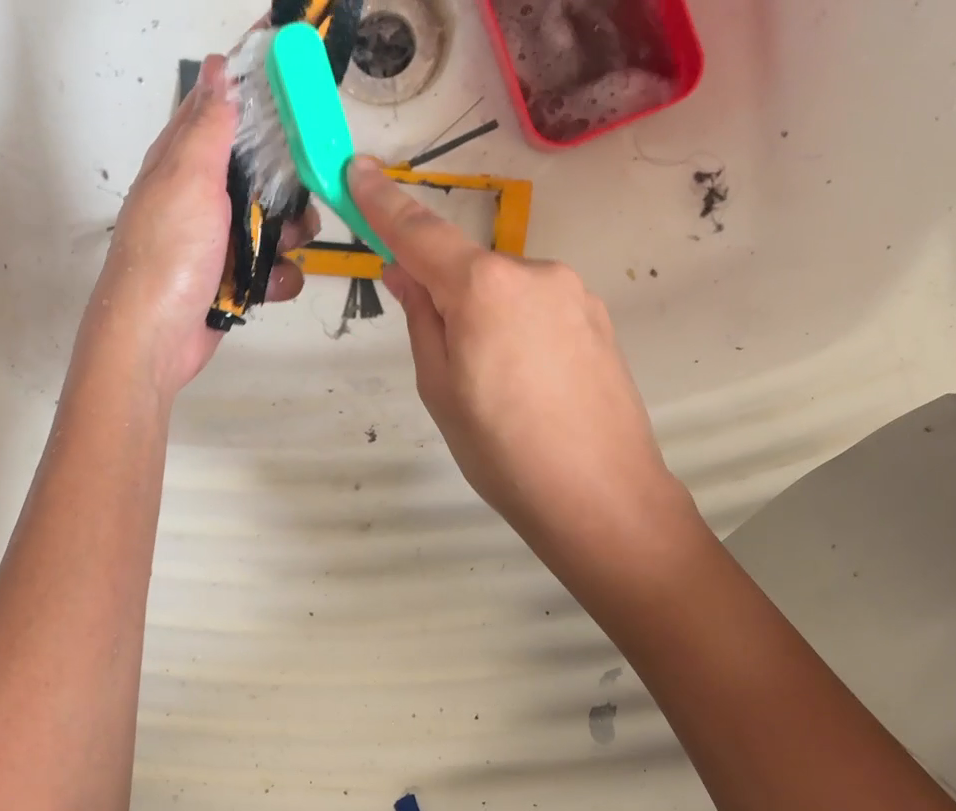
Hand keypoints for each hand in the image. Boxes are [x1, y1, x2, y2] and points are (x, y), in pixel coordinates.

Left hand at [78, 55, 316, 398]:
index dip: (257, 94)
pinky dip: (279, 277)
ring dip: (292, 234)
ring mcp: (216, 244)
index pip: (220, 110)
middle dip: (288, 180)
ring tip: (289, 245)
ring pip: (274, 223)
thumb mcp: (187, 177)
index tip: (298, 88)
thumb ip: (209, 125)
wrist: (153, 342)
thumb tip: (218, 68)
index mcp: (181, 163)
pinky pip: (272, 270)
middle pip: (260, 171)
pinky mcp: (231, 283)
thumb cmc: (167, 255)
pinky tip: (272, 285)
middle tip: (302, 188)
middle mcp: (200, 199)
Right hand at [346, 157, 698, 570]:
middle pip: (467, 270)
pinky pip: (536, 311)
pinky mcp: (597, 317)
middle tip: (447, 370)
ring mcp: (573, 293)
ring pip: (504, 293)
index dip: (383, 203)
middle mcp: (533, 272)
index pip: (420, 233)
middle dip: (445, 300)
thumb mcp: (438, 389)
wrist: (599, 494)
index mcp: (483, 288)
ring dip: (485, 323)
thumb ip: (420, 320)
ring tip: (496, 394)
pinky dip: (517, 335)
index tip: (355, 170)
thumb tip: (405, 272)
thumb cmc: (500, 451)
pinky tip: (528, 389)